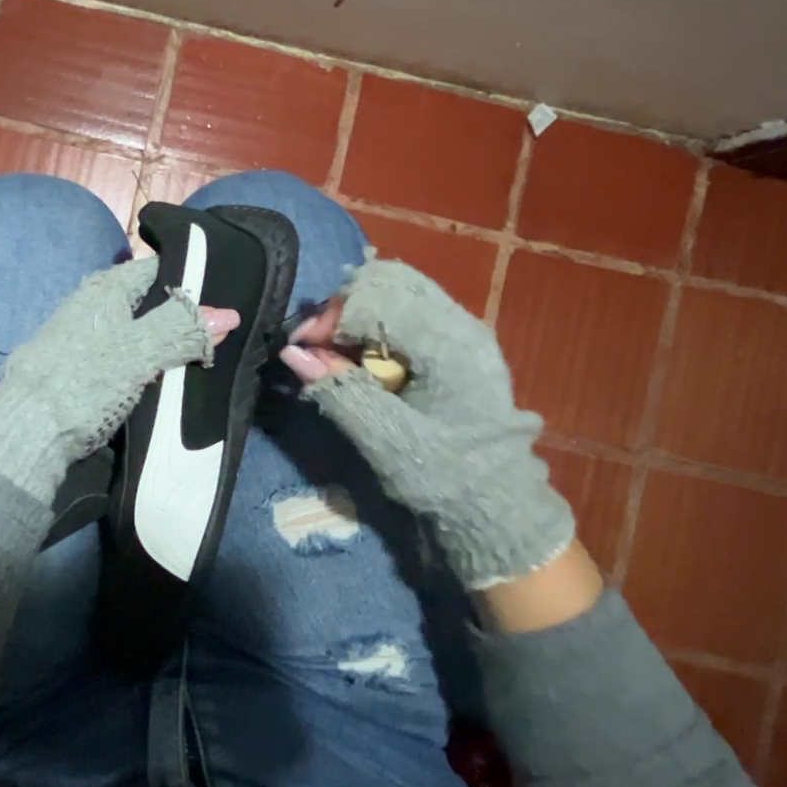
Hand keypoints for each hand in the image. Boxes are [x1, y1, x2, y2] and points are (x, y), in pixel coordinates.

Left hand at [0, 256, 238, 501]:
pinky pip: (116, 357)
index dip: (189, 280)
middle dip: (177, 317)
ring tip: (195, 362)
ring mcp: (76, 337)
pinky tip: (156, 382)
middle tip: (216, 337)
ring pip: (131, 332)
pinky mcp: (70, 369)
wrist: (27, 434)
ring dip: (158, 345)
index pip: (156, 269)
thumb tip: (228, 313)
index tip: (221, 300)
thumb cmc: (85, 381)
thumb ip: (181, 329)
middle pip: (145, 303)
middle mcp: (88, 305)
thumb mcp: (140, 351)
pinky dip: (138, 365)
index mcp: (105, 289)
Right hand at [277, 258, 572, 590]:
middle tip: (320, 346)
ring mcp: (463, 328)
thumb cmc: (442, 477)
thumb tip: (291, 353)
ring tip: (339, 349)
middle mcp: (461, 323)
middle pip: (388, 279)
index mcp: (449, 346)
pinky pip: (409, 305)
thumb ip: (339, 390)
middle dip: (344, 306)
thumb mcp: (385, 440)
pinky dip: (377, 318)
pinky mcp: (458, 340)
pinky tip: (364, 353)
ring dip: (358, 310)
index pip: (376, 299)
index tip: (302, 351)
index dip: (330, 319)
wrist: (496, 507)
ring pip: (398, 287)